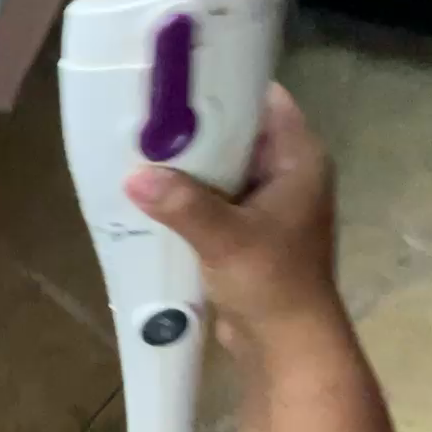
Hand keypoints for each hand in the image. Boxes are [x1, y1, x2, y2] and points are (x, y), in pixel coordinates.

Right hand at [124, 84, 342, 353]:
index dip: (224, 93)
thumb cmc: (270, 281)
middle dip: (193, 136)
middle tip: (144, 130)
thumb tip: (133, 176)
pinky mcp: (244, 234)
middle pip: (236, 139)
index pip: (264, 105)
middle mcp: (285, 175)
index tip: (177, 93)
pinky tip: (152, 207)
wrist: (282, 338)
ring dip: (184, 174)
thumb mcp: (225, 238)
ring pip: (220, 174)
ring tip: (139, 165)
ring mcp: (265, 207)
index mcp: (298, 160)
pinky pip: (211, 205)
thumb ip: (182, 205)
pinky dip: (185, 203)